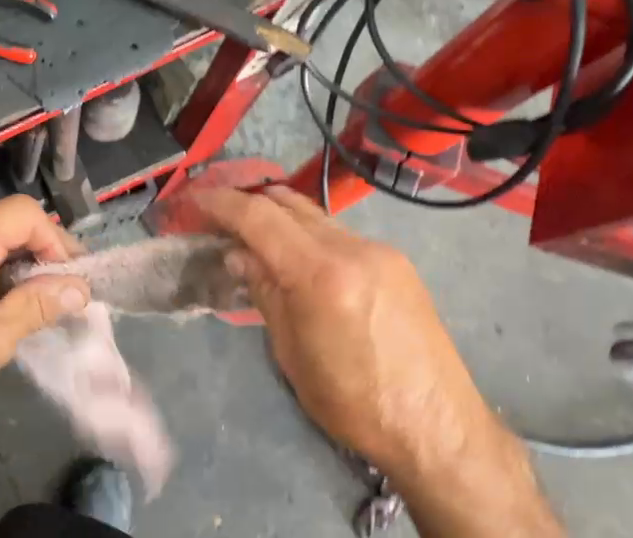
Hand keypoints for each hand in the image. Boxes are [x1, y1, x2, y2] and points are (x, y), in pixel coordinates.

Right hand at [197, 187, 505, 479]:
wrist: (440, 431)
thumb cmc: (354, 403)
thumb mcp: (292, 352)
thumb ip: (264, 292)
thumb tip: (240, 254)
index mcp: (320, 273)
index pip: (258, 216)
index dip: (219, 203)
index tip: (191, 201)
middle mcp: (352, 248)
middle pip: (286, 203)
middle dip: (246, 202)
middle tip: (216, 216)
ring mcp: (379, 251)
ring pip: (314, 215)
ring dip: (278, 217)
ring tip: (251, 235)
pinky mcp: (396, 262)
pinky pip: (338, 233)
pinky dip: (307, 235)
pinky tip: (297, 258)